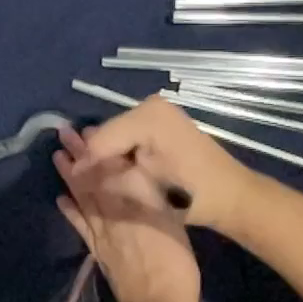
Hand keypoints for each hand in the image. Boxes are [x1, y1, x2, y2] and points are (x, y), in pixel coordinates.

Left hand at [54, 126, 199, 301]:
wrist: (159, 299)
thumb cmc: (176, 256)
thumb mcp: (170, 213)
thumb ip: (149, 191)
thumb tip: (134, 170)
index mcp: (133, 195)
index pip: (112, 163)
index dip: (99, 146)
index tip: (88, 130)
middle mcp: (112, 206)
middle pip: (92, 175)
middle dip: (78, 153)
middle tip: (64, 133)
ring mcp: (101, 228)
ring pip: (80, 195)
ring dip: (68, 175)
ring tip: (57, 156)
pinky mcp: (97, 248)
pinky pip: (79, 224)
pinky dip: (68, 210)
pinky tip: (60, 199)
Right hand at [74, 98, 261, 232]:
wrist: (230, 195)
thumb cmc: (190, 193)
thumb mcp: (144, 186)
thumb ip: (107, 176)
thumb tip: (76, 172)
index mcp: (149, 116)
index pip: (102, 138)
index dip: (86, 162)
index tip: (73, 182)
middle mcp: (152, 106)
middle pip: (109, 133)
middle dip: (95, 158)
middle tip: (79, 181)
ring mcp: (159, 113)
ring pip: (118, 135)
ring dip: (107, 157)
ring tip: (93, 178)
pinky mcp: (163, 124)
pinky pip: (131, 136)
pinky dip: (122, 153)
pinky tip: (116, 171)